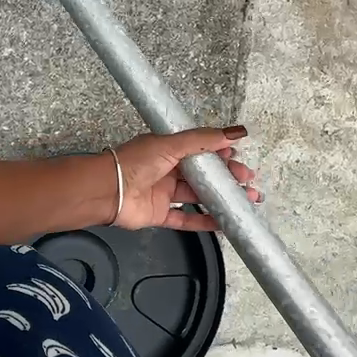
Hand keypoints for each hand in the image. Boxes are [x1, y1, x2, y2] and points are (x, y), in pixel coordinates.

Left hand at [108, 127, 259, 230]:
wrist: (108, 190)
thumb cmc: (134, 162)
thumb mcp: (170, 144)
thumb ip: (203, 140)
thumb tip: (235, 132)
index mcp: (166, 151)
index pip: (200, 152)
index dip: (220, 157)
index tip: (239, 160)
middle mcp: (165, 171)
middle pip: (202, 176)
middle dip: (227, 179)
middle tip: (248, 182)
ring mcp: (162, 193)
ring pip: (198, 197)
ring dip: (222, 199)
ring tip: (248, 201)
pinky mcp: (158, 214)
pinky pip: (185, 220)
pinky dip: (205, 222)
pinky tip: (225, 223)